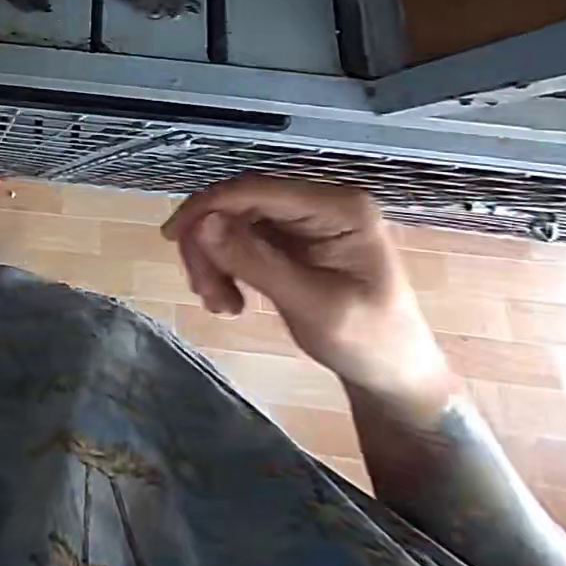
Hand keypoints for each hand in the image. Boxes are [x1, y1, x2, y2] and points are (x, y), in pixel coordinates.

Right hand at [162, 176, 449, 400]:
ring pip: (235, 221)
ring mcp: (305, 220)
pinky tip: (229, 298)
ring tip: (219, 305)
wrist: (393, 375)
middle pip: (241, 204)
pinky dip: (226, 266)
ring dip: (215, 258)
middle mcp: (320, 203)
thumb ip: (257, 263)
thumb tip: (203, 223)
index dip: (208, 206)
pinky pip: (242, 239)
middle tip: (202, 293)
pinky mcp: (292, 239)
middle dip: (211, 243)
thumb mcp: (314, 307)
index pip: (257, 189)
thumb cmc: (368, 343)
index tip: (171, 237)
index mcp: (339, 206)